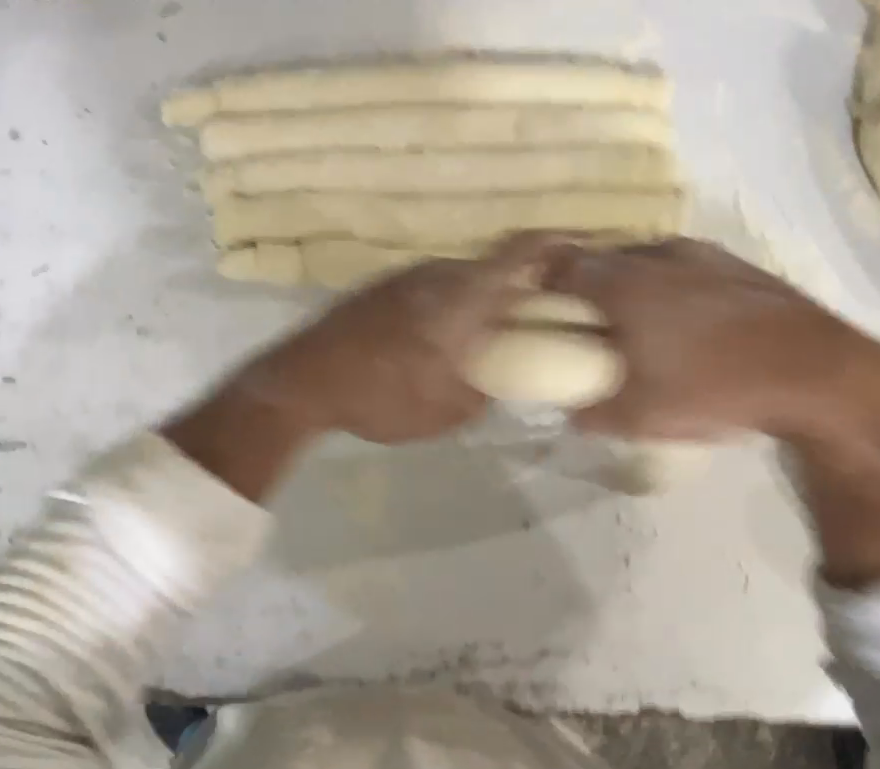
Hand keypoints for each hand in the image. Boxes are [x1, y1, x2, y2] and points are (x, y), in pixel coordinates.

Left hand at [243, 232, 577, 443]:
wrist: (301, 383)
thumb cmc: (378, 399)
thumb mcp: (443, 412)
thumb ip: (482, 393)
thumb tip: (497, 384)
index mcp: (461, 297)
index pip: (519, 252)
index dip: (553, 245)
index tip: (579, 250)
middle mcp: (434, 275)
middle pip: (489, 269)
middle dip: (516, 288)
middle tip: (531, 315)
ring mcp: (400, 279)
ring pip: (454, 281)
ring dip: (474, 300)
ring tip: (482, 334)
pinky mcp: (375, 292)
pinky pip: (425, 292)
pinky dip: (442, 308)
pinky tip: (434, 340)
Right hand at [545, 238, 879, 441]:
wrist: (818, 374)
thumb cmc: (712, 389)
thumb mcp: (635, 418)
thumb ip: (589, 412)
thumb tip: (571, 411)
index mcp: (624, 284)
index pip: (563, 267)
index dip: (541, 286)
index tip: (534, 310)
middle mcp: (659, 257)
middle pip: (604, 260)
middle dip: (585, 287)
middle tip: (580, 323)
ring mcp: (705, 256)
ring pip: (647, 262)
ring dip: (630, 286)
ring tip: (630, 324)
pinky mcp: (740, 266)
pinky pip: (684, 270)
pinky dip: (669, 289)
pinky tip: (680, 324)